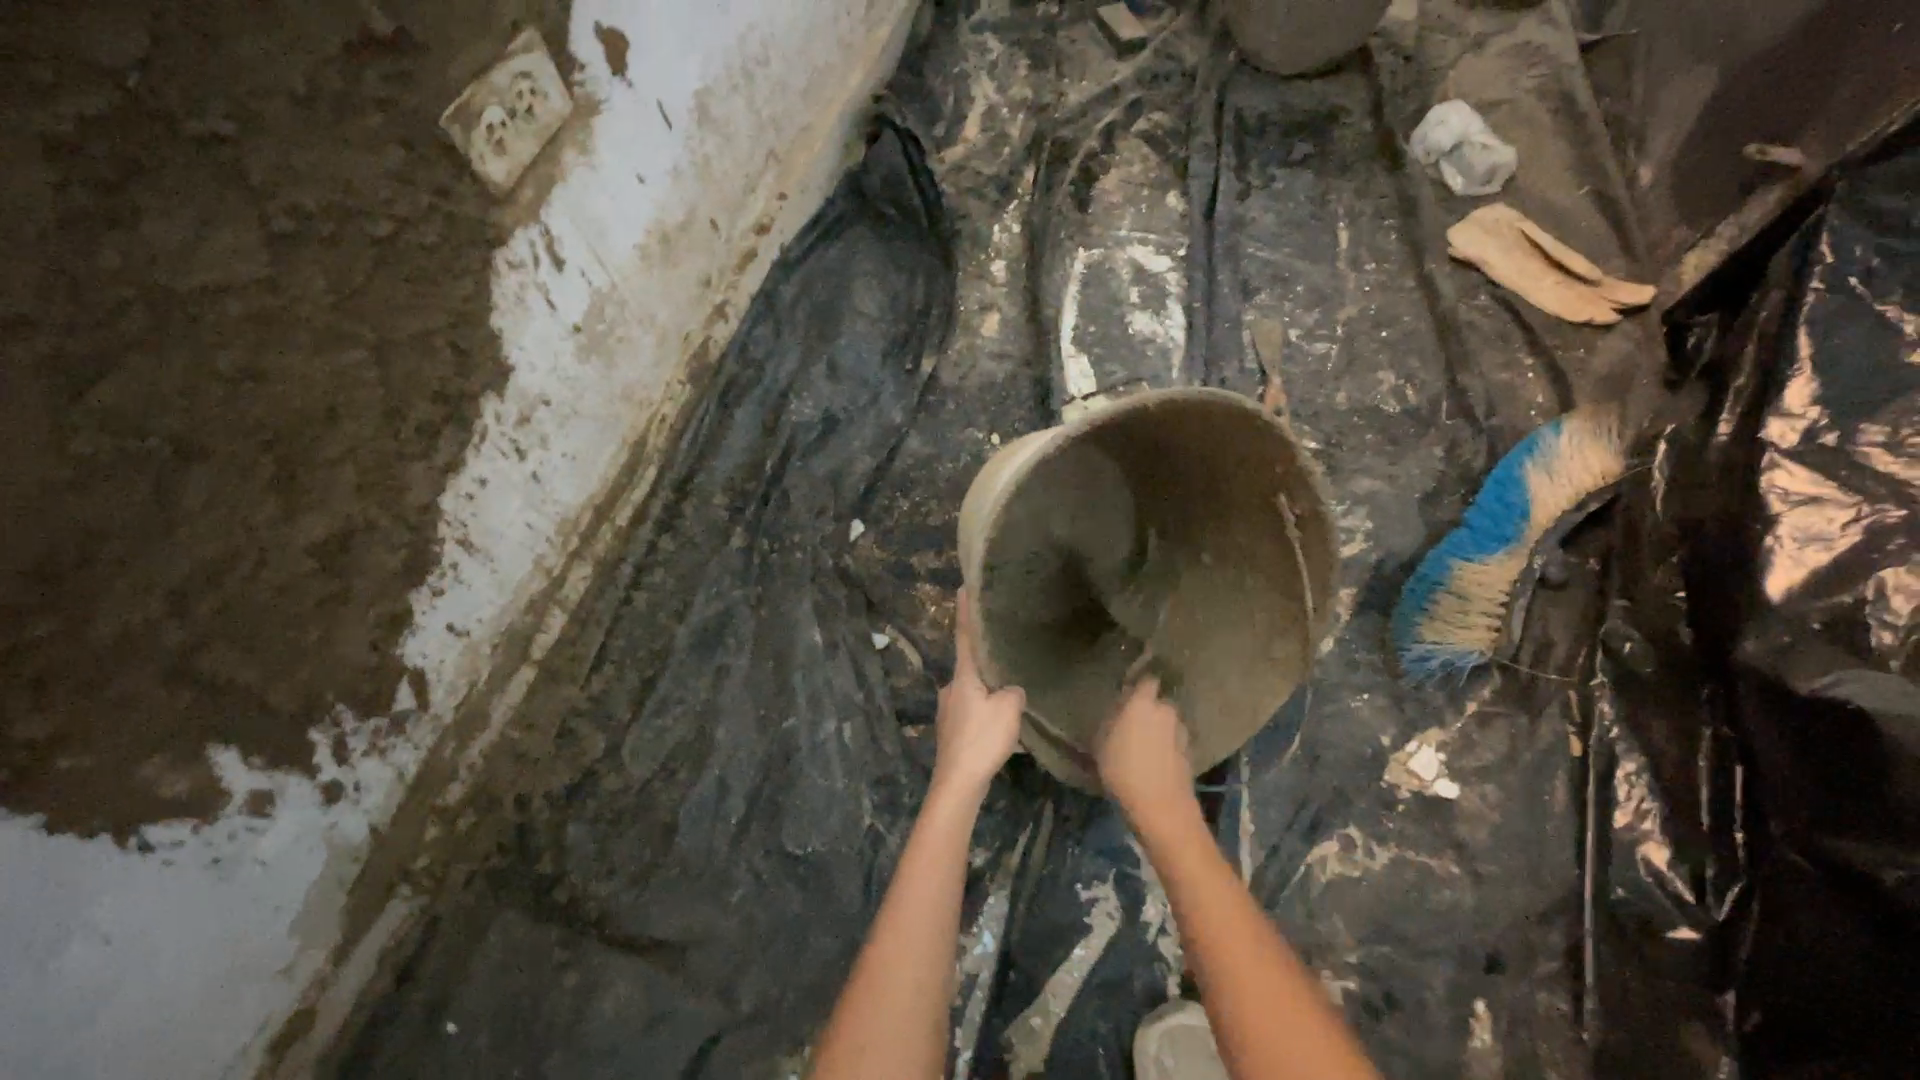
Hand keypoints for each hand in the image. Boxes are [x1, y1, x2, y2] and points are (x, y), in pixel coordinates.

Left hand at [932, 591, 1025, 801]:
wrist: (958, 782)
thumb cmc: (981, 740)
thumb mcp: (1009, 709)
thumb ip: (1014, 691)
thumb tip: (1011, 690)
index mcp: (963, 676)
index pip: (963, 635)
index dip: (964, 611)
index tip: (963, 587)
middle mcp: (950, 687)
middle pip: (969, 666)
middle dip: (986, 661)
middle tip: (1006, 653)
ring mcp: (947, 710)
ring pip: (971, 691)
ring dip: (987, 691)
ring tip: (1009, 694)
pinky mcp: (951, 731)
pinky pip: (972, 711)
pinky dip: (985, 711)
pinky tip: (999, 724)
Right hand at [1094, 677, 1199, 824]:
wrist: (1161, 806)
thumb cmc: (1123, 771)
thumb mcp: (1101, 744)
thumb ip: (1110, 722)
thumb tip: (1117, 713)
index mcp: (1143, 703)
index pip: (1147, 680)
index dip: (1138, 687)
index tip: (1127, 696)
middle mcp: (1166, 711)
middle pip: (1158, 703)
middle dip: (1149, 711)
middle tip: (1132, 726)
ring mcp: (1182, 733)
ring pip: (1168, 724)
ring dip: (1159, 730)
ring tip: (1144, 748)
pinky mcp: (1190, 753)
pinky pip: (1174, 743)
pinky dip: (1167, 748)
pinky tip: (1156, 763)